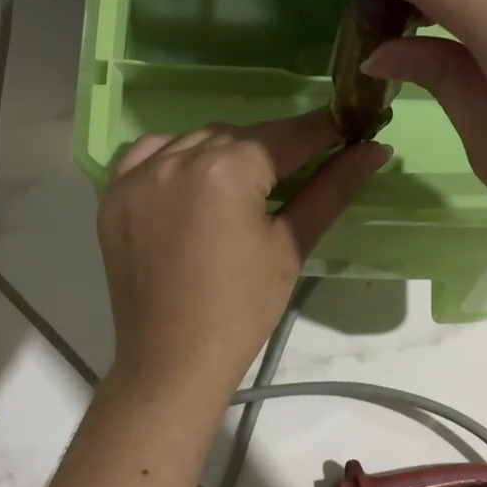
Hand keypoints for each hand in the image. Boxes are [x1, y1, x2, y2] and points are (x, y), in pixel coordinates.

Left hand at [97, 110, 389, 393]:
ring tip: (243, 185)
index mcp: (225, 170)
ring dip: (223, 152)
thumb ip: (330, 190)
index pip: (285, 135)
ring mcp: (138, 175)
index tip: (348, 125)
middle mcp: (177, 158)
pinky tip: (190, 179)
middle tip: (298, 170)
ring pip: (194, 141)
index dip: (322, 129)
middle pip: (239, 136)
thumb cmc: (241, 311)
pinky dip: (173, 157)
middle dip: (272, 148)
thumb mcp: (290, 247)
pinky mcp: (113, 196)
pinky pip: (147, 155)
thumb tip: (372, 150)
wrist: (171, 361)